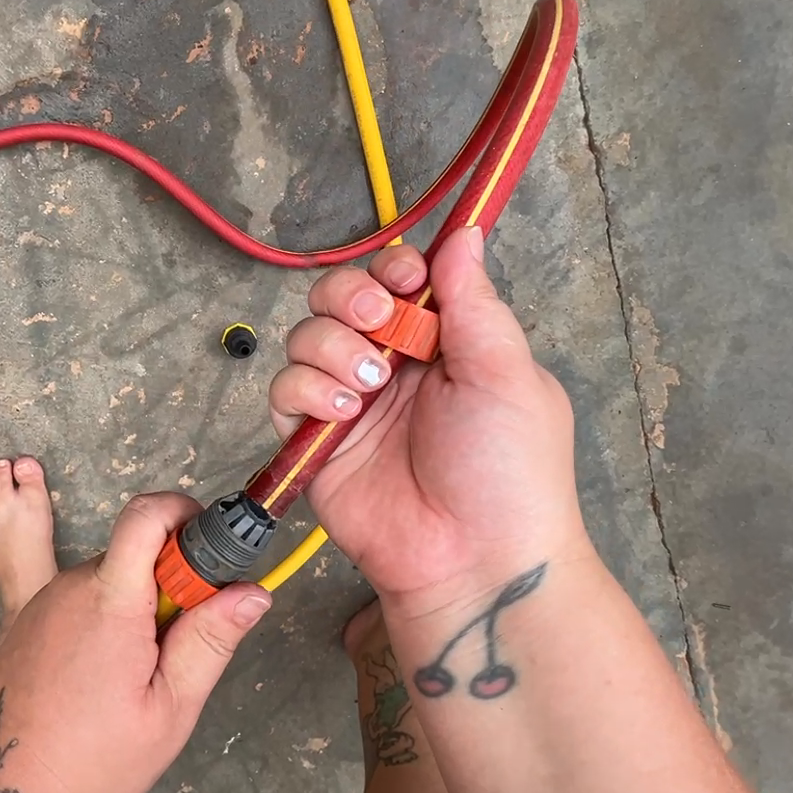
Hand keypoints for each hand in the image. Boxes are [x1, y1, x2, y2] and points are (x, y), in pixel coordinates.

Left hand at [0, 493, 271, 792]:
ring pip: (107, 579)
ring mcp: (41, 600)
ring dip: (133, 608)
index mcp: (109, 598)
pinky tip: (97, 678)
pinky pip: (78, 600)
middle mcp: (70, 585)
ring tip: (132, 676)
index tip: (207, 550)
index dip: (181, 512)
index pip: (145, 514)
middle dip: (166, 582)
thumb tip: (253, 591)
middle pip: (132, 552)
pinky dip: (101, 621)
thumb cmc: (94, 760)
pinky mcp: (25, 618)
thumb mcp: (169, 709)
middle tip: (176, 645)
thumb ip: (210, 641)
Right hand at [267, 227, 589, 611]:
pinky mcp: (312, 437)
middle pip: (336, 297)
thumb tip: (466, 233)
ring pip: (304, 336)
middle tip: (373, 319)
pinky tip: (342, 414)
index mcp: (440, 342)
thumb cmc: (507, 469)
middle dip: (346, 296)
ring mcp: (346, 399)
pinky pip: (284, 389)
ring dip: (329, 349)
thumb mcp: (507, 377)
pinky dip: (306, 391)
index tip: (403, 280)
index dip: (391, 268)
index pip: (396, 279)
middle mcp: (388, 363)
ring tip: (367, 388)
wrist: (470, 559)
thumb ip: (475, 303)